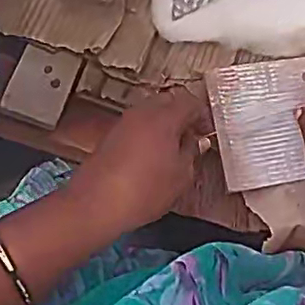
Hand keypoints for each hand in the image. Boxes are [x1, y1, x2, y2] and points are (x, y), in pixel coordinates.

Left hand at [65, 88, 211, 233]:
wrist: (96, 203)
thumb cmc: (145, 190)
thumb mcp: (181, 176)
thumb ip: (191, 153)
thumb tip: (194, 142)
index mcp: (164, 117)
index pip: (190, 102)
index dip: (202, 114)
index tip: (208, 130)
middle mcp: (142, 112)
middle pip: (168, 101)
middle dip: (182, 114)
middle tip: (192, 135)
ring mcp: (123, 122)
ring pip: (149, 112)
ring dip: (163, 123)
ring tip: (173, 148)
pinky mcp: (110, 136)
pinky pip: (136, 126)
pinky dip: (147, 133)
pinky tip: (151, 156)